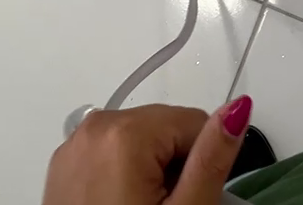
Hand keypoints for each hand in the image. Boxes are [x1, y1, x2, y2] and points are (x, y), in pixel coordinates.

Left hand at [44, 97, 251, 204]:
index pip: (195, 123)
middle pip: (166, 127)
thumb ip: (211, 159)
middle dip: (175, 166)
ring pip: (142, 138)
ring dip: (151, 169)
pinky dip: (124, 173)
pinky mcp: (64, 164)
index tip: (186, 201)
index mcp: (126, 130)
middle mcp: (97, 124)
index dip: (200, 165)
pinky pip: (114, 150)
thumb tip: (238, 107)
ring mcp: (75, 144)